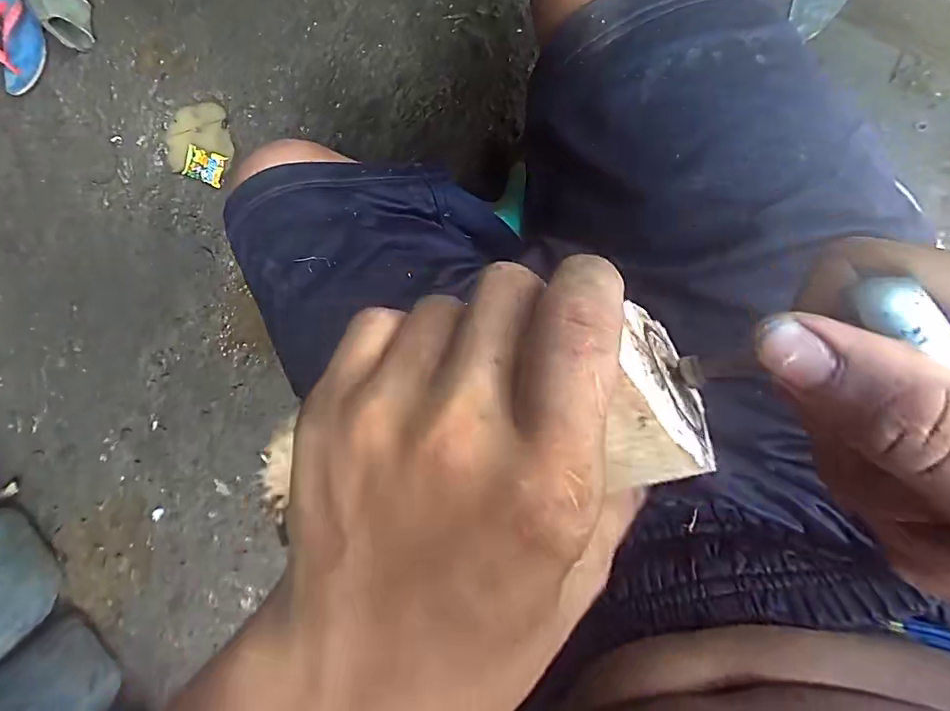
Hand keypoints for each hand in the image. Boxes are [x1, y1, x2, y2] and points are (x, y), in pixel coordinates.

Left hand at [172, 257, 642, 710]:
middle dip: (528, 302)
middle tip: (524, 340)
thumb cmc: (485, 631)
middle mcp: (461, 429)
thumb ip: (616, 469)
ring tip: (458, 376)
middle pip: (505, 288)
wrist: (353, 665)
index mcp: (545, 479)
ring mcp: (382, 409)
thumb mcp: (583, 571)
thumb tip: (623, 379)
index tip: (591, 286)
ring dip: (463, 329)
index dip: (593, 283)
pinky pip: (381, 320)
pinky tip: (405, 382)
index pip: (578, 324)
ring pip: (442, 303)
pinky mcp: (327, 401)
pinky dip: (403, 338)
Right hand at [757, 238, 949, 710]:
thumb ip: (931, 435)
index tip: (870, 462)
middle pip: (866, 337)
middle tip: (934, 537)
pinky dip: (930, 496)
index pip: (862, 276)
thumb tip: (772, 335)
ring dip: (897, 485)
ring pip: (884, 390)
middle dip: (867, 445)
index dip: (829, 360)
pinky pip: (931, 420)